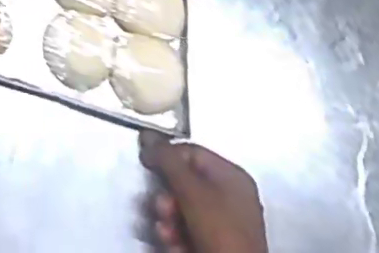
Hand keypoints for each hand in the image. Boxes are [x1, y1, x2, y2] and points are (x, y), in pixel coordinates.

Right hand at [140, 131, 268, 252]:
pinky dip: (175, 238)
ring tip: (166, 232)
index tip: (145, 161)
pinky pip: (186, 233)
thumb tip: (147, 136)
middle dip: (165, 196)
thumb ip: (167, 160)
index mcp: (233, 177)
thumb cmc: (220, 234)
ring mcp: (223, 227)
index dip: (166, 154)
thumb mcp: (191, 191)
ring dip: (167, 220)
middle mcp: (231, 199)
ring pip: (182, 211)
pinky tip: (173, 246)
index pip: (191, 151)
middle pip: (184, 183)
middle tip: (162, 208)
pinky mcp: (214, 249)